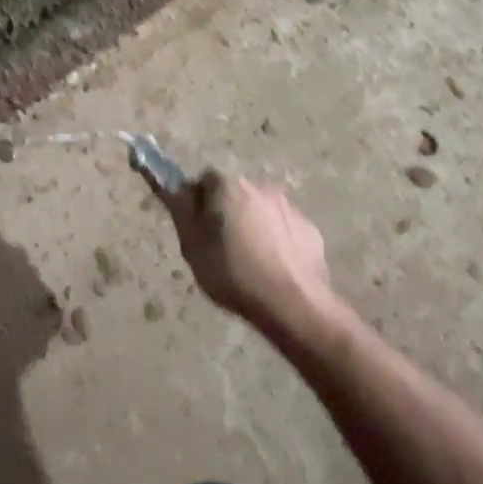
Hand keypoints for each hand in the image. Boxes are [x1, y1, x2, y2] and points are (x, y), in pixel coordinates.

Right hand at [151, 168, 333, 327]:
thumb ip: (180, 209)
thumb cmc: (232, 272)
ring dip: (253, 227)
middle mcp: (260, 187)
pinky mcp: (310, 230)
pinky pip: (285, 230)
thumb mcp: (191, 245)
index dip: (198, 203)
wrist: (292, 303)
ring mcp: (290, 208)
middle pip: (234, 194)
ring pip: (261, 211)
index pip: (204, 180)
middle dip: (226, 213)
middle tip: (220, 248)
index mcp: (228, 186)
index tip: (197, 229)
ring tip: (249, 263)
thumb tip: (172, 185)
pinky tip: (273, 270)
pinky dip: (277, 242)